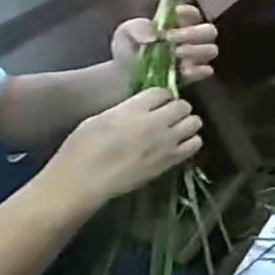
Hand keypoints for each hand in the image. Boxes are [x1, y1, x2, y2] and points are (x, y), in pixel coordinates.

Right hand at [45, 89, 202, 207]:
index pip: (162, 92)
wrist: (80, 183)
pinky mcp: (171, 159)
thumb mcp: (97, 120)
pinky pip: (196, 143)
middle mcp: (154, 122)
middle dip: (177, 109)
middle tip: (168, 117)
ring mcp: (166, 141)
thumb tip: (142, 108)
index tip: (157, 104)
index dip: (161, 97)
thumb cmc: (79, 151)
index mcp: (132, 110)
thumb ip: (125, 110)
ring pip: (195, 122)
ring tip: (175, 130)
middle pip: (183, 105)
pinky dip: (191, 141)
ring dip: (187, 123)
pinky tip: (179, 144)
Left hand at [111, 5, 219, 85]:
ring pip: (211, 50)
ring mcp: (196, 58)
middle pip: (210, 31)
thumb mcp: (126, 33)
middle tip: (170, 38)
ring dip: (195, 50)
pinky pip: (206, 71)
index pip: (194, 14)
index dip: (190, 12)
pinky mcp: (194, 75)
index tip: (176, 13)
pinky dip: (197, 70)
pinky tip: (183, 70)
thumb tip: (155, 35)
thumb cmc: (131, 49)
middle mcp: (194, 39)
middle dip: (193, 33)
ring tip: (175, 54)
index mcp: (180, 24)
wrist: (124, 76)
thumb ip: (138, 27)